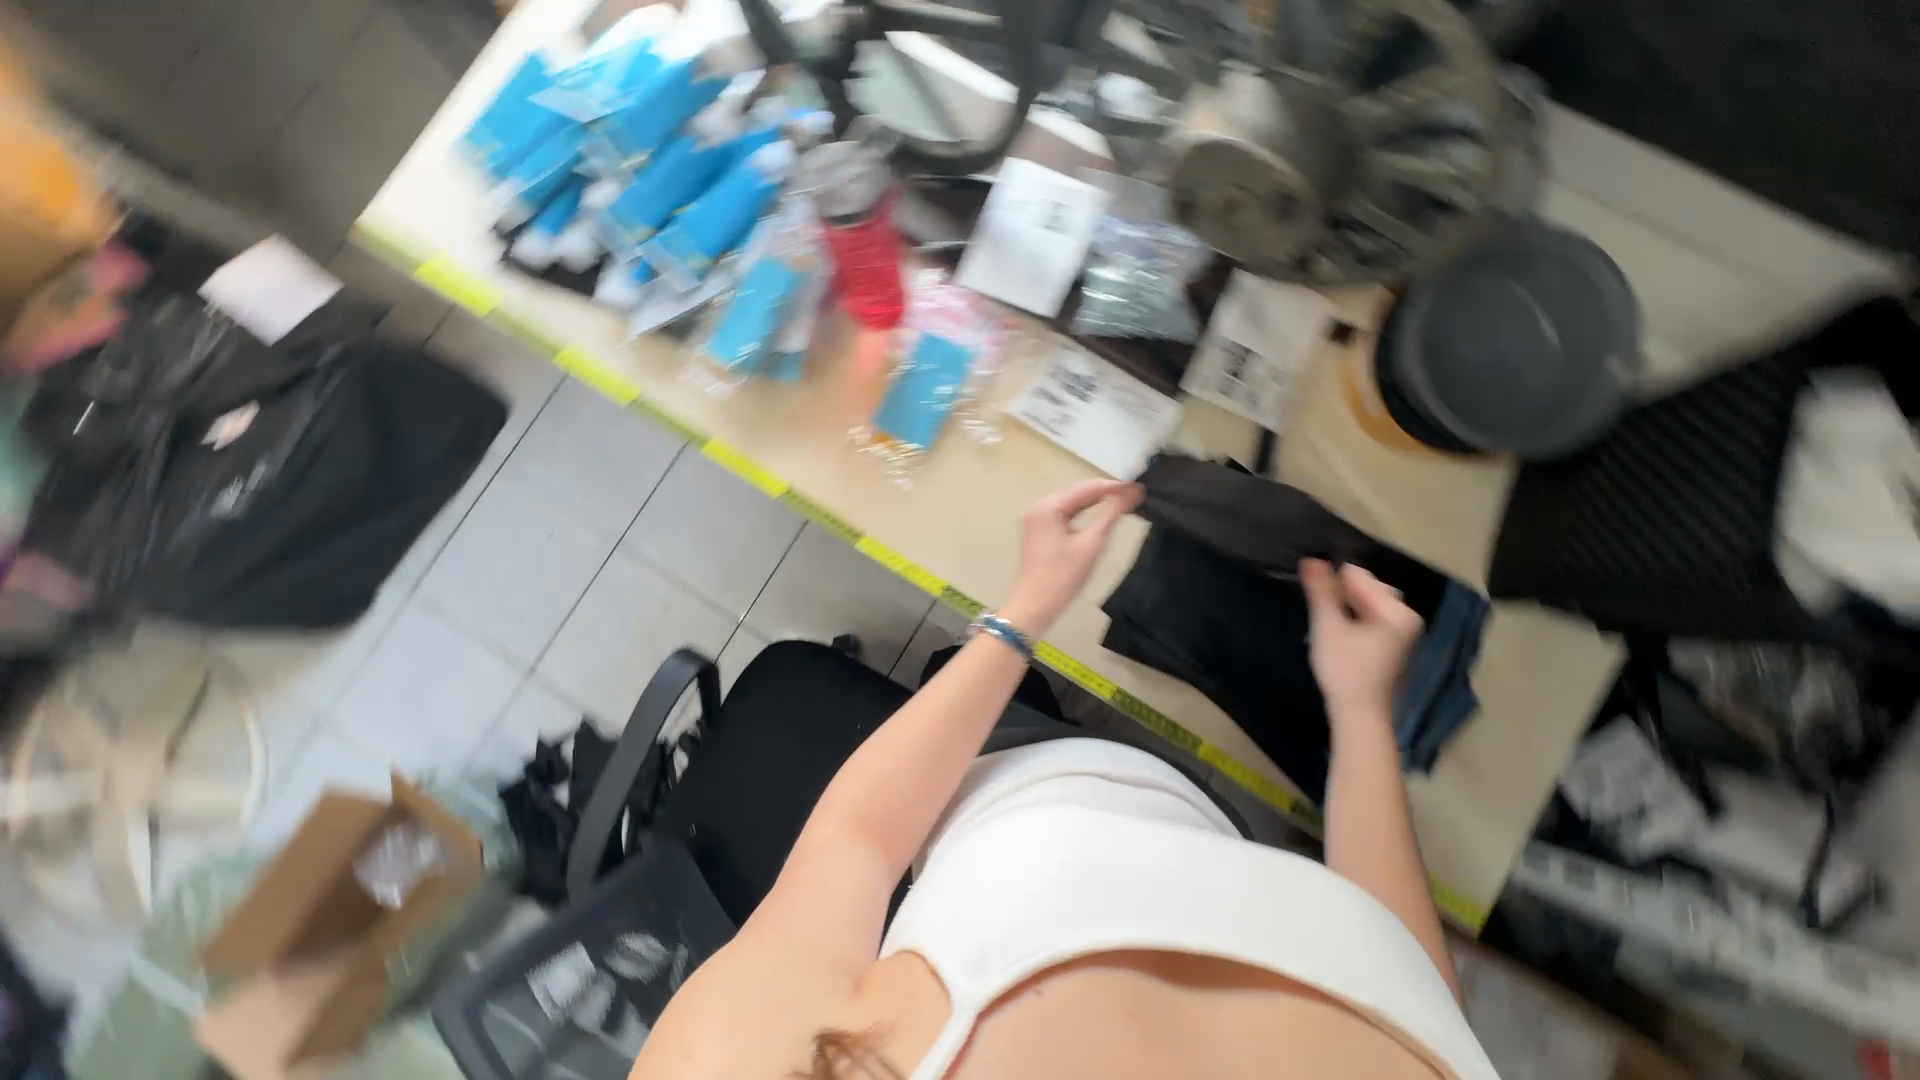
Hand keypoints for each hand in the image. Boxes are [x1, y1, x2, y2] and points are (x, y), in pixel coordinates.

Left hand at [1003, 479, 1142, 637]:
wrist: (1034, 606)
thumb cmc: (1063, 577)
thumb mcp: (1091, 544)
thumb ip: (1112, 515)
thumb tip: (1132, 492)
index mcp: (1048, 507)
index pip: (1087, 488)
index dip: (1114, 487)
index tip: (1139, 487)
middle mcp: (1039, 507)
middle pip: (1077, 493)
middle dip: (1104, 492)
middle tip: (1133, 494)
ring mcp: (1037, 520)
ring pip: (1071, 504)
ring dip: (1094, 502)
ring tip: (1121, 501)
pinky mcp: (1038, 532)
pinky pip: (1064, 515)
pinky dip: (1082, 514)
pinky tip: (1098, 514)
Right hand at [1301, 558, 1423, 720]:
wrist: (1360, 715)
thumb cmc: (1344, 670)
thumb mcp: (1328, 627)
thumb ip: (1321, 591)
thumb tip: (1311, 560)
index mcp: (1396, 611)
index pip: (1360, 576)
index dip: (1332, 578)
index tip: (1311, 588)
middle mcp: (1406, 618)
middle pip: (1368, 589)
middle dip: (1342, 592)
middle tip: (1319, 608)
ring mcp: (1403, 634)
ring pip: (1370, 604)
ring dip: (1347, 606)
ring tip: (1327, 619)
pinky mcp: (1394, 647)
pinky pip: (1373, 620)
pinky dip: (1355, 619)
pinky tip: (1339, 632)